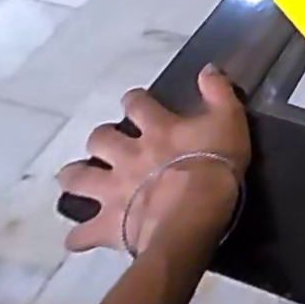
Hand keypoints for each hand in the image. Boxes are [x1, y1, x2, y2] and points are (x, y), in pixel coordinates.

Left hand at [55, 64, 249, 254]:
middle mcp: (128, 154)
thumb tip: (207, 67)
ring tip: (77, 178)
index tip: (134, 100)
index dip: (134, 99)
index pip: (137, 104)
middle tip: (107, 143)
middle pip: (99, 139)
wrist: (196, 212)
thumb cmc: (216, 162)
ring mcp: (114, 190)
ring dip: (75, 177)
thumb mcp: (229, 117)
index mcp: (157, 128)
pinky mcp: (109, 225)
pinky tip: (80, 236)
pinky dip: (79, 236)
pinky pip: (82, 234)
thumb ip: (218, 89)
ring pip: (79, 179)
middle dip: (100, 138)